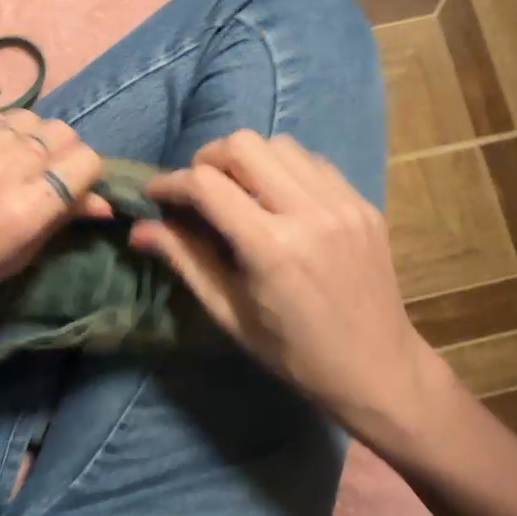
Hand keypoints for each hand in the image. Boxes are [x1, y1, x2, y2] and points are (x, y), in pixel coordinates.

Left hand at [0, 109, 105, 320]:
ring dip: (31, 135)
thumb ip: (61, 219)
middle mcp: (6, 167)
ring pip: (27, 117)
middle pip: (60, 133)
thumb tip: (101, 203)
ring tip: (17, 155)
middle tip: (48, 169)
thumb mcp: (20, 255)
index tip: (76, 184)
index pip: (85, 161)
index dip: (87, 172)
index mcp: (30, 205)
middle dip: (63, 150)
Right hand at [132, 130, 451, 433]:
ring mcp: (342, 204)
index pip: (206, 184)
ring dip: (247, 160)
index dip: (171, 182)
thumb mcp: (229, 314)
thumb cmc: (294, 353)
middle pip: (242, 145)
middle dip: (207, 160)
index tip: (155, 194)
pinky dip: (283, 169)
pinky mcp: (362, 204)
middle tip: (197, 190)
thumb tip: (137, 229)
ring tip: (237, 192)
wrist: (379, 370)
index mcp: (271, 248)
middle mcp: (309, 213)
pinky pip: (312, 162)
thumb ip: (184, 260)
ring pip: (278, 145)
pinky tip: (277, 200)